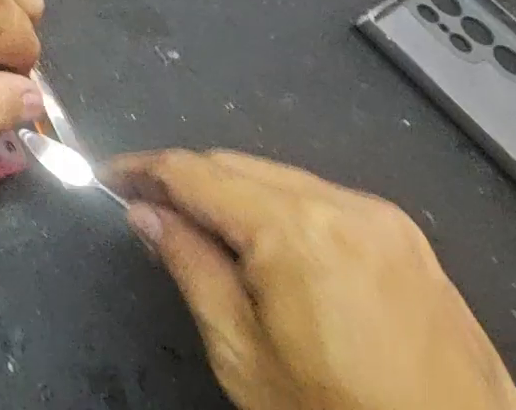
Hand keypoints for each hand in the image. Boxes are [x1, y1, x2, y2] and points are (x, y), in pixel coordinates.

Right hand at [110, 150, 515, 409]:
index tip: (105, 177)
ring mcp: (384, 221)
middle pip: (233, 165)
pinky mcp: (409, 244)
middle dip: (182, 179)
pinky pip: (319, 200)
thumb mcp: (240, 350)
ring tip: (194, 228)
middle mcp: (343, 206)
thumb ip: (188, 265)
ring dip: (226, 192)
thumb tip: (145, 213)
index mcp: (295, 229)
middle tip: (142, 207)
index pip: (193, 172)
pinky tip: (258, 245)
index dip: (140, 169)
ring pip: (275, 177)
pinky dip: (273, 207)